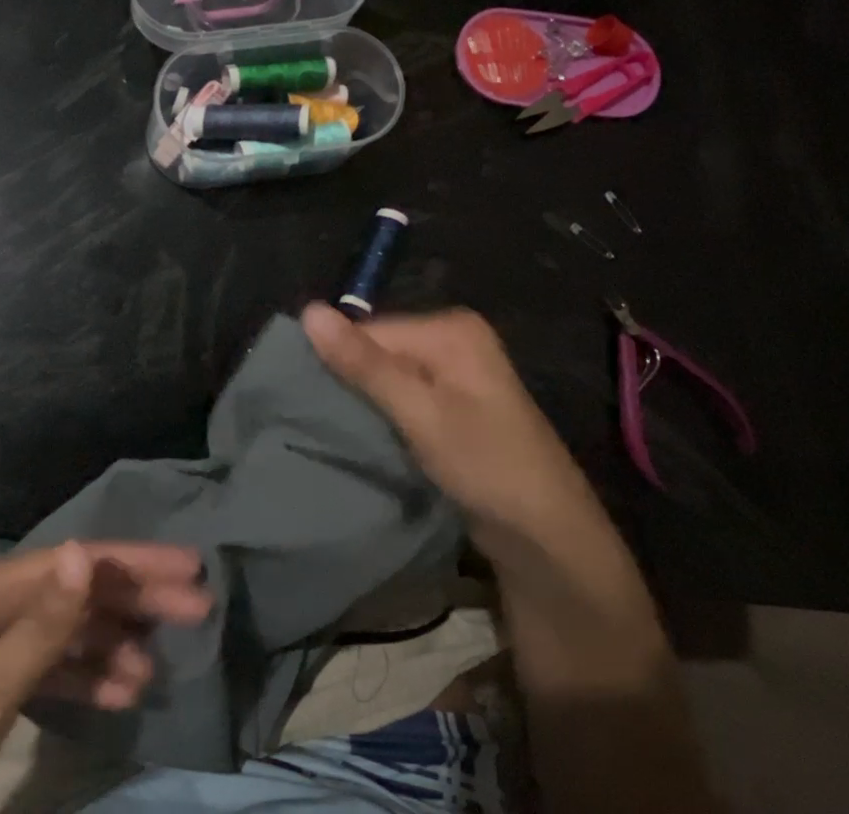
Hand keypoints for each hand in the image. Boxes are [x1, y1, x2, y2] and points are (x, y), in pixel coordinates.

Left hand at [0, 541, 210, 813]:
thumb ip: (41, 625)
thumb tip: (83, 552)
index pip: (74, 564)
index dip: (133, 562)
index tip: (191, 567)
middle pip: (77, 592)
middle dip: (136, 599)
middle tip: (200, 610)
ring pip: (70, 631)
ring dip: (114, 646)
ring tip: (153, 674)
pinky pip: (55, 668)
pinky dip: (89, 678)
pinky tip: (122, 694)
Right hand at [302, 303, 597, 549]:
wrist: (546, 537)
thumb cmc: (487, 467)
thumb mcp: (420, 412)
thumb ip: (364, 364)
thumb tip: (307, 311)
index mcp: (451, 330)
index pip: (366, 331)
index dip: (334, 364)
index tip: (302, 402)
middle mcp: (453, 343)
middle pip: (375, 354)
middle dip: (346, 386)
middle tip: (312, 422)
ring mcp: (454, 378)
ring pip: (383, 381)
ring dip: (359, 407)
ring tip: (327, 434)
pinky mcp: (450, 411)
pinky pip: (398, 402)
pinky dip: (379, 420)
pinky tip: (360, 442)